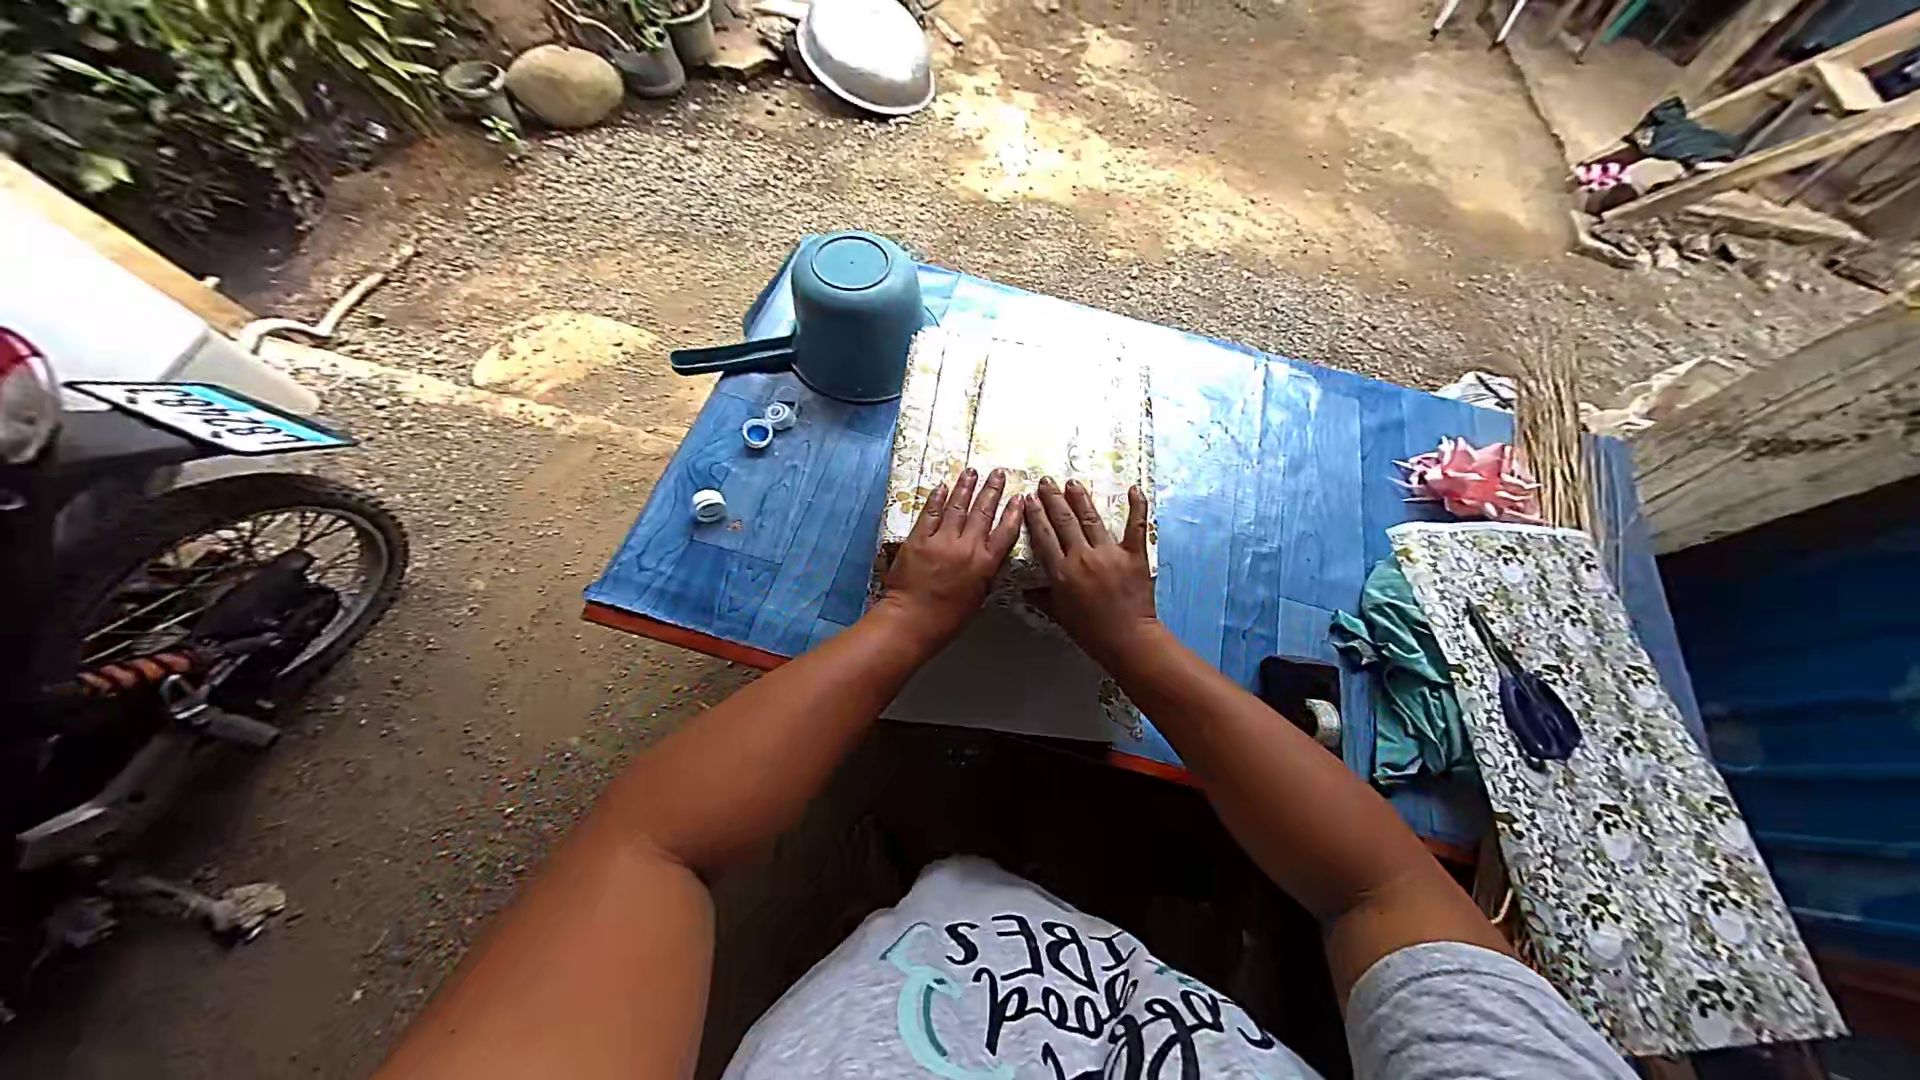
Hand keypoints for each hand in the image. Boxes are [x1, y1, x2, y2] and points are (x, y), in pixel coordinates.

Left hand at [875, 467, 1022, 651]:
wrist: (912, 621)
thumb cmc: (947, 619)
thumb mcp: (977, 597)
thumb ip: (984, 573)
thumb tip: (986, 557)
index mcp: (985, 564)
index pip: (1005, 533)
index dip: (1013, 513)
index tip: (1019, 497)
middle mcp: (967, 547)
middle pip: (983, 512)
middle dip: (992, 490)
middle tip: (998, 473)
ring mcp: (942, 540)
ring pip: (958, 507)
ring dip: (966, 487)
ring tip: (972, 471)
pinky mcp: (919, 539)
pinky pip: (931, 513)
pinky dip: (938, 499)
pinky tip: (943, 487)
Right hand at [1023, 478, 1158, 668]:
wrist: (1127, 640)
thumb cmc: (1090, 631)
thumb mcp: (1059, 614)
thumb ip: (1042, 598)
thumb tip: (1025, 591)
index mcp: (1061, 572)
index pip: (1044, 536)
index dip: (1035, 515)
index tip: (1029, 498)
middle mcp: (1082, 557)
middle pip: (1063, 521)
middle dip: (1053, 499)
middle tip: (1046, 482)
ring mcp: (1109, 554)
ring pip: (1091, 519)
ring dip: (1080, 498)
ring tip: (1072, 483)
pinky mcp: (1134, 555)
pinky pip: (1135, 526)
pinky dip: (1137, 506)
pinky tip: (1134, 489)